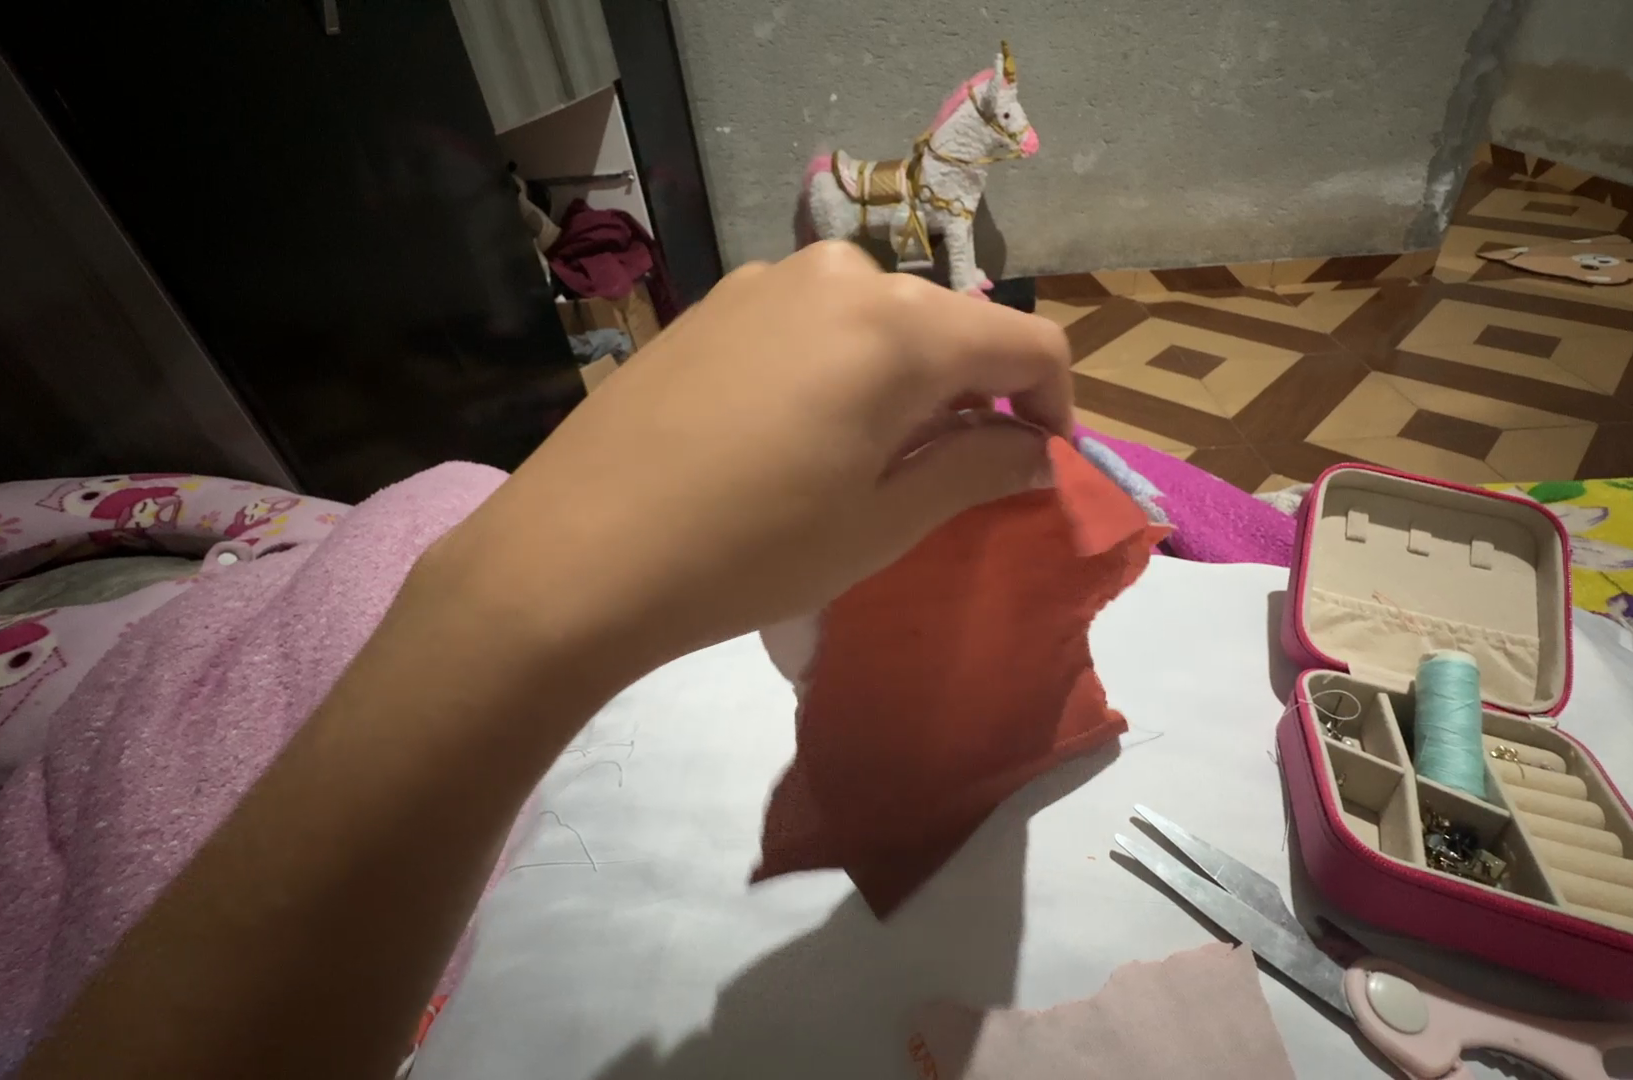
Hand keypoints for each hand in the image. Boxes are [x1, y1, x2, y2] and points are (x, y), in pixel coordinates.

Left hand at [422, 241, 1072, 680]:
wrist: (577, 554)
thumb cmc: (749, 553)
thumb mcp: (882, 524)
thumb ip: (977, 470)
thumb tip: (1036, 452)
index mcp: (897, 328)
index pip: (1026, 342)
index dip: (1055, 403)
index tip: (1042, 461)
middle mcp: (839, 276)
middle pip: (951, 326)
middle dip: (976, 396)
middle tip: (957, 473)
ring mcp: (768, 280)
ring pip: (883, 322)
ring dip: (909, 382)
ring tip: (877, 457)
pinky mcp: (718, 303)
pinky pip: (818, 324)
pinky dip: (847, 368)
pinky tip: (806, 431)